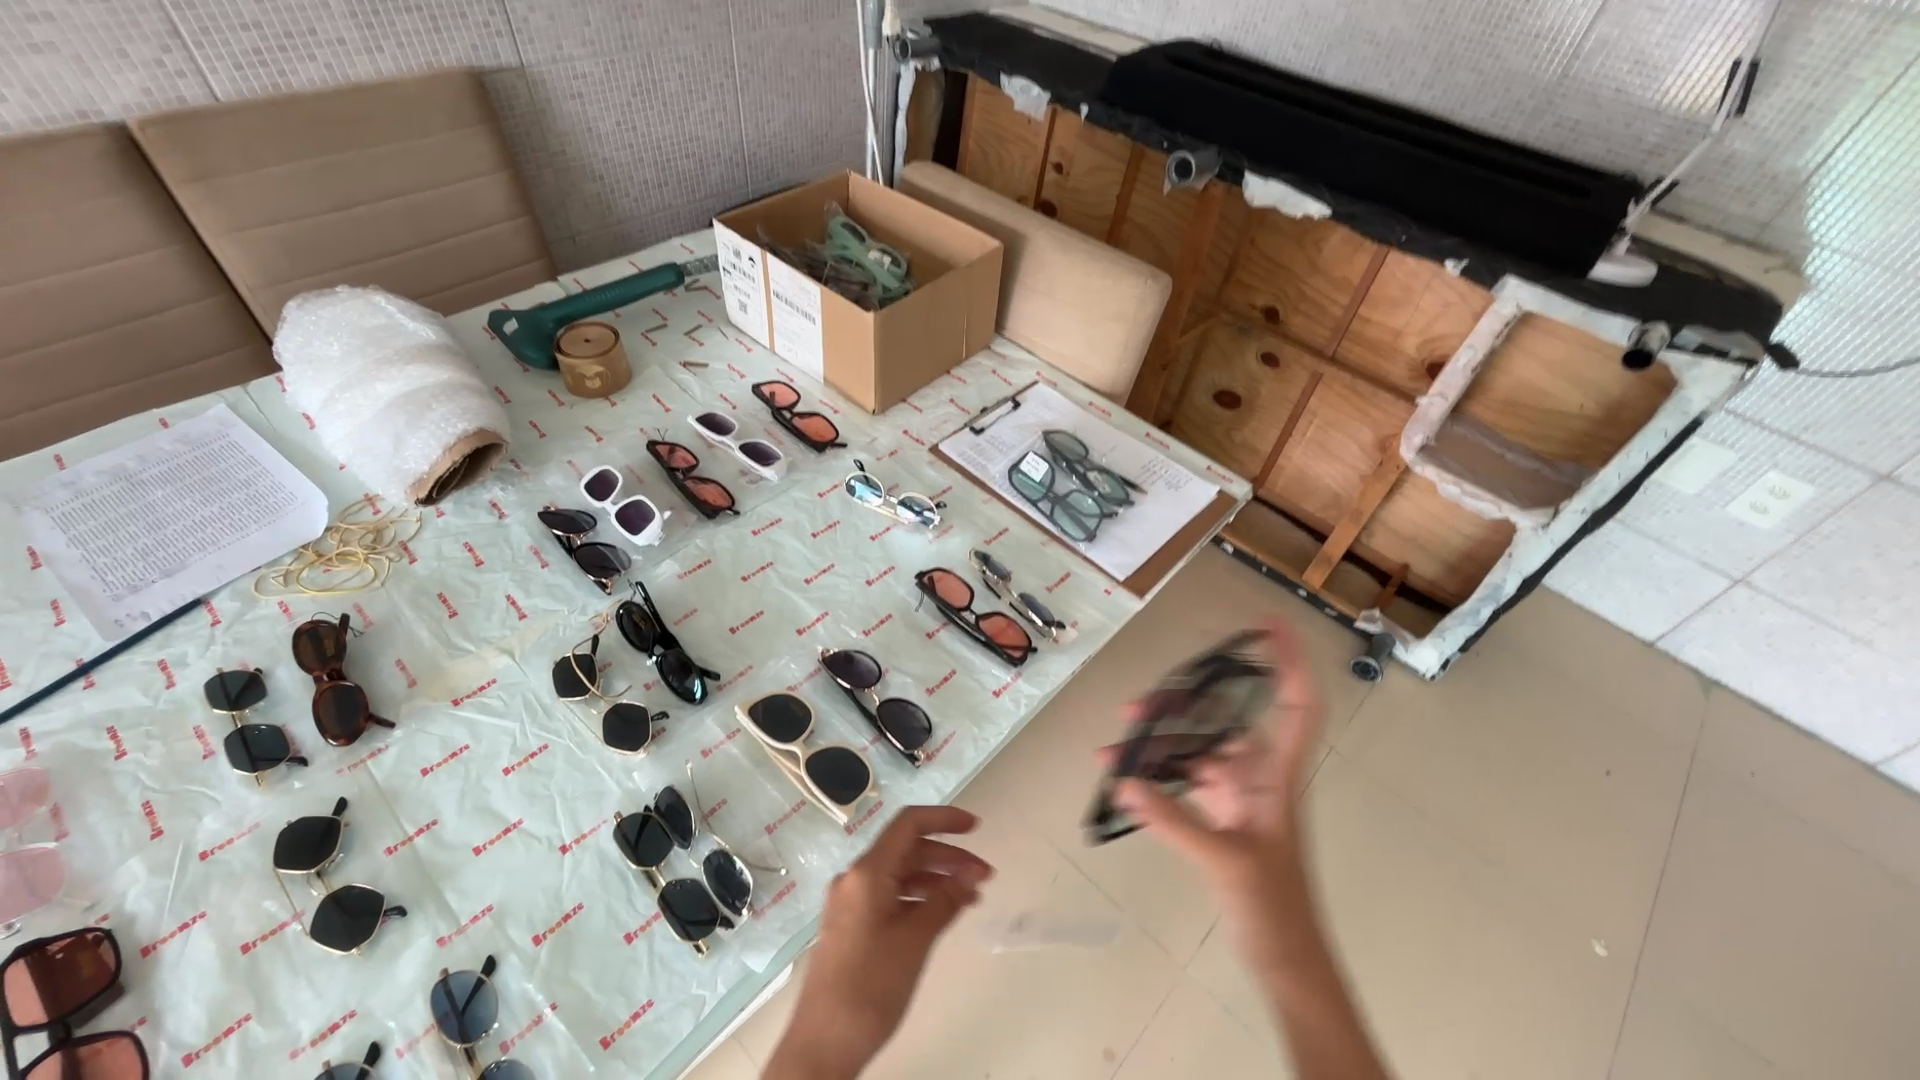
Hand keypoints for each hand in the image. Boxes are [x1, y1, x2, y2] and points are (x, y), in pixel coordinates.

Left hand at [764, 806, 993, 1079]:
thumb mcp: (914, 941)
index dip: (944, 819)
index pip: (909, 825)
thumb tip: (966, 878)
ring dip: (937, 879)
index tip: (976, 827)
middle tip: (985, 875)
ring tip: (973, 897)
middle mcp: (855, 880)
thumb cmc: (870, 987)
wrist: (822, 1043)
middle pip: (908, 850)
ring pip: (901, 875)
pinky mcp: (853, 926)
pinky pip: (891, 896)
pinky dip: (920, 898)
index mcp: (867, 873)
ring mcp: (851, 903)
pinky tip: (944, 913)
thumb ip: (943, 902)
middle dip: (949, 857)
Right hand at [1107, 620, 1325, 948]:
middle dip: (1183, 708)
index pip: (1296, 706)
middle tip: (1136, 706)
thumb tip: (1125, 780)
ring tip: (1116, 744)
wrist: (1287, 960)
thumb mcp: (1223, 861)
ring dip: (1162, 746)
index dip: (1290, 663)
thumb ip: (1173, 820)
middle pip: (1225, 724)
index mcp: (1277, 779)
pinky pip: (1188, 785)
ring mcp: (1241, 801)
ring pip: (1200, 754)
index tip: (1270, 625)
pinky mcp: (1223, 821)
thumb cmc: (1273, 909)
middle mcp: (1260, 779)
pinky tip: (1127, 780)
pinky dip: (1160, 779)